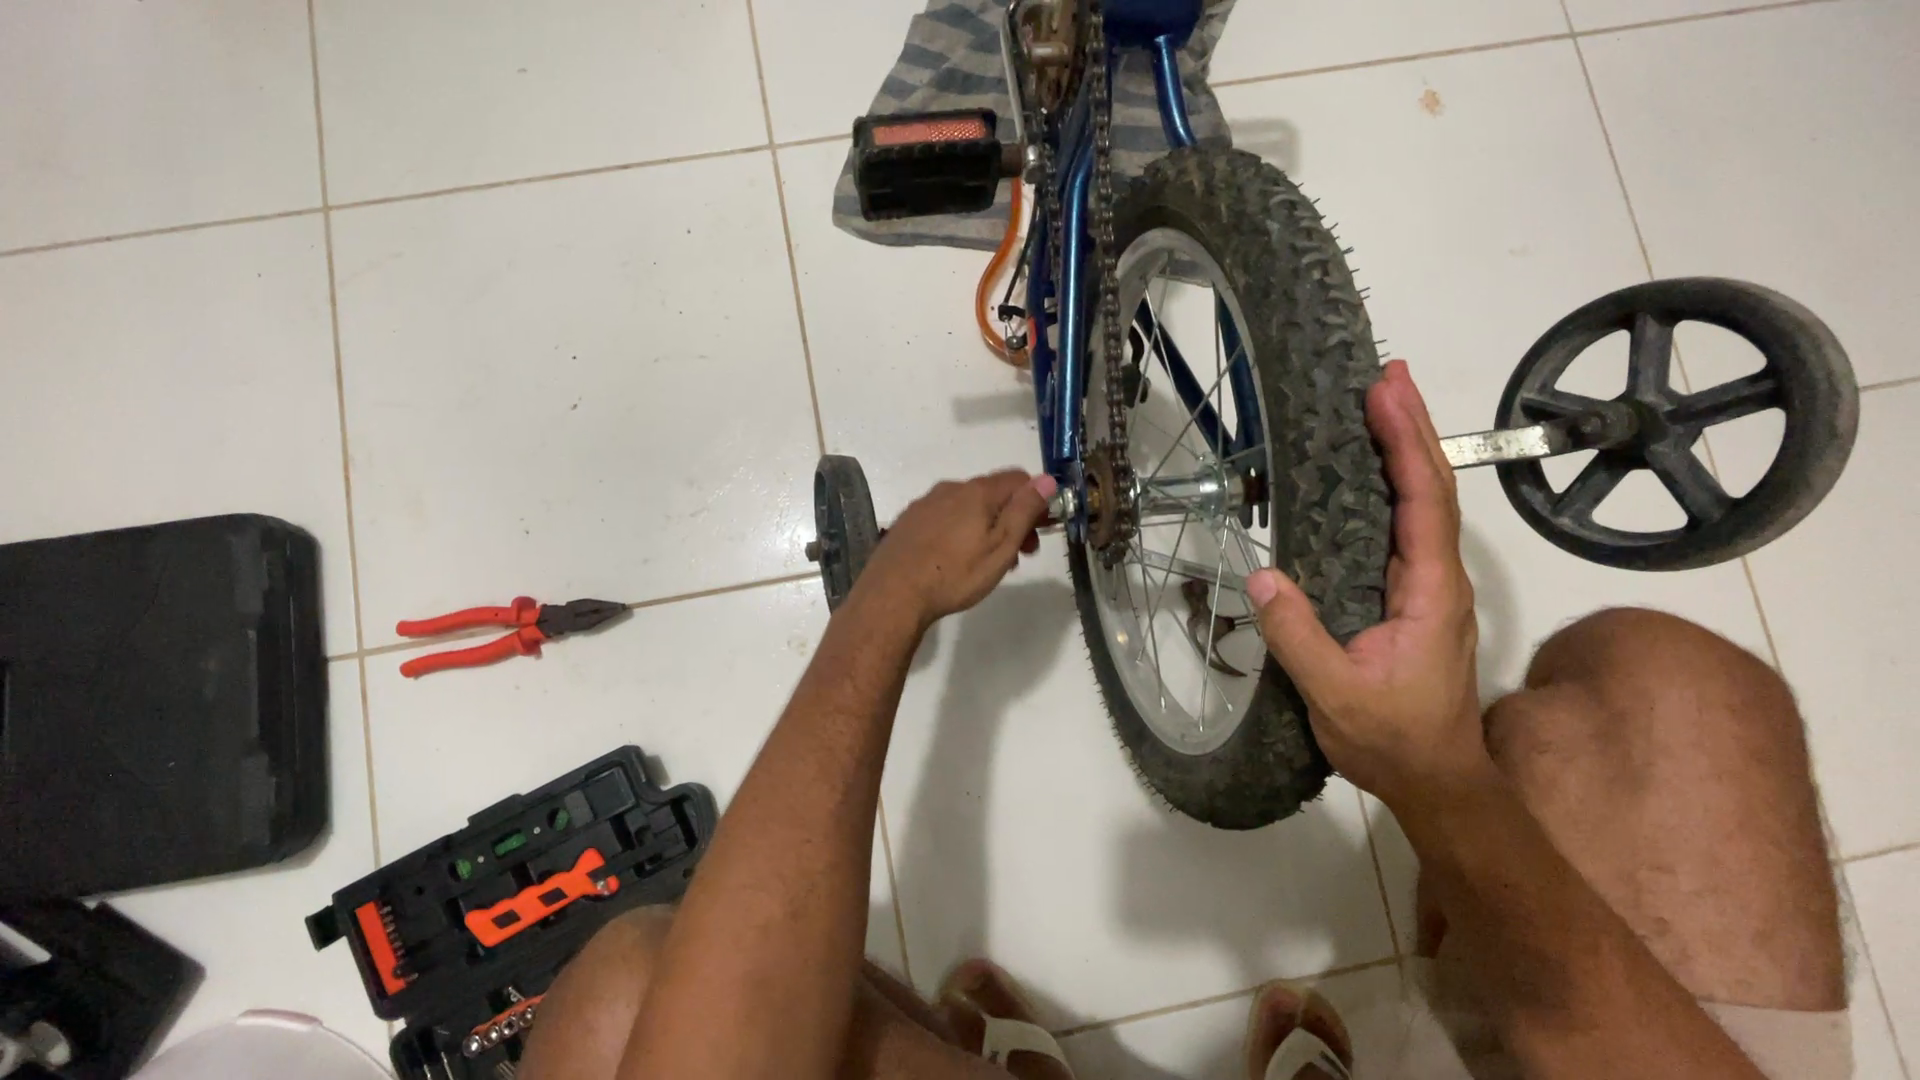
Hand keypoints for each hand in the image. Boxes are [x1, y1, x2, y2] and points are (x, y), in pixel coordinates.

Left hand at [852, 469, 1056, 628]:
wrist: (893, 594)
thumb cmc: (956, 573)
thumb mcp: (1001, 546)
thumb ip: (1025, 510)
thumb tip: (1047, 479)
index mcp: (977, 492)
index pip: (1018, 478)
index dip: (1036, 500)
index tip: (1040, 530)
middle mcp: (950, 489)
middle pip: (992, 493)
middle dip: (1012, 518)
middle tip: (1020, 554)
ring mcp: (925, 504)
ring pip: (967, 507)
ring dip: (987, 527)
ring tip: (988, 563)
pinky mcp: (908, 522)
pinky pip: (944, 518)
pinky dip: (960, 531)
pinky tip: (955, 560)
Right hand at [1245, 361, 1492, 811]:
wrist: (1435, 778)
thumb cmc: (1392, 739)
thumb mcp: (1336, 694)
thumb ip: (1300, 636)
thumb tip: (1260, 577)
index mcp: (1429, 592)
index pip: (1424, 504)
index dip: (1406, 445)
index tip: (1386, 394)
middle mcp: (1437, 579)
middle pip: (1433, 490)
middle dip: (1412, 429)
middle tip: (1388, 376)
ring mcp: (1427, 588)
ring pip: (1424, 506)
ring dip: (1406, 451)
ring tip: (1382, 406)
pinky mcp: (1411, 599)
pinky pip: (1406, 529)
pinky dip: (1394, 487)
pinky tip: (1372, 474)